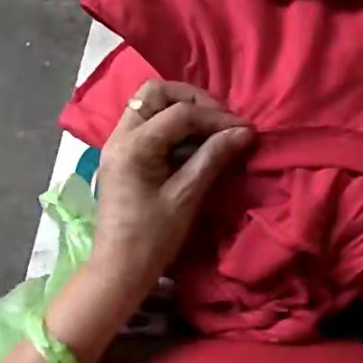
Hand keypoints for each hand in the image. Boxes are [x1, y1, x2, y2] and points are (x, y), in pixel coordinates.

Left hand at [91, 79, 254, 298]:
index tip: (245, 130)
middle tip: (221, 121)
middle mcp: (119, 137)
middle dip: (193, 100)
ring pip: (150, 105)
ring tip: (212, 132)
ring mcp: (117, 145)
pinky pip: (148, 125)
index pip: (180, 113)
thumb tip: (244, 132)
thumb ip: (213, 158)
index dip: (216, 117)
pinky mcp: (123, 156)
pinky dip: (172, 127)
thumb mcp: (186, 197)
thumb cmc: (152, 238)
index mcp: (133, 146)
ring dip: (182, 111)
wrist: (119, 269)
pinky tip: (195, 145)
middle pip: (156, 93)